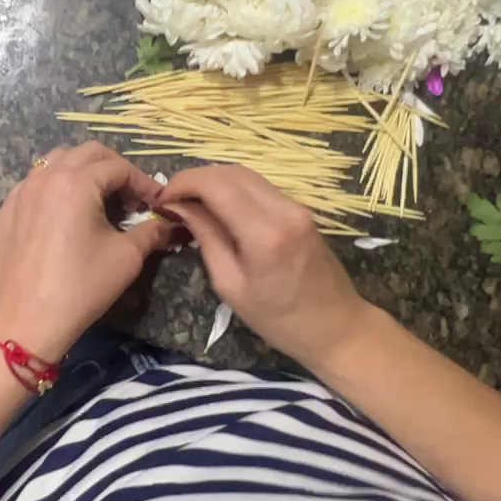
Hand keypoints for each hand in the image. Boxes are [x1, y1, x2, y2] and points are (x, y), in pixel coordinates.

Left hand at [0, 142, 175, 360]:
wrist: (27, 322)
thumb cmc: (81, 286)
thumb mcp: (126, 257)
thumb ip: (151, 231)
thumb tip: (170, 224)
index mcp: (76, 182)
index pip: (118, 167)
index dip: (143, 182)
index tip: (157, 202)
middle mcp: (45, 177)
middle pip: (87, 153)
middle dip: (114, 169)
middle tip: (131, 197)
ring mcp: (20, 192)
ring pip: (56, 161)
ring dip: (83, 171)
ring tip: (98, 199)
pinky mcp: (5, 211)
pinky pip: (34, 184)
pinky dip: (55, 188)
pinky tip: (64, 214)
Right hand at [159, 165, 375, 368]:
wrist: (337, 328)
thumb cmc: (279, 320)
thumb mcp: (230, 285)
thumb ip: (206, 237)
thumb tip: (179, 206)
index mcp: (265, 233)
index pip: (217, 185)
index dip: (184, 183)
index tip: (163, 199)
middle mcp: (284, 209)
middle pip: (230, 172)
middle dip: (196, 179)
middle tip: (172, 200)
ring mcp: (296, 205)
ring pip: (245, 174)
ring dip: (214, 181)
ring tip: (190, 202)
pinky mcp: (301, 209)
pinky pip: (259, 187)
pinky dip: (232, 189)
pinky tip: (217, 207)